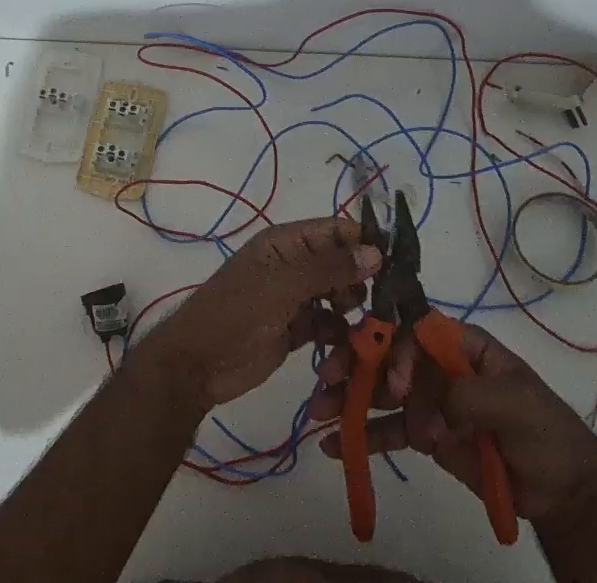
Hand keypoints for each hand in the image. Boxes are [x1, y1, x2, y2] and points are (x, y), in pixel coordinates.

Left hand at [132, 217, 382, 410]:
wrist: (198, 365)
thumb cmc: (235, 314)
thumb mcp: (282, 287)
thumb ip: (329, 268)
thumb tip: (375, 252)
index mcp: (285, 243)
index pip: (335, 230)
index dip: (365, 241)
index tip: (398, 264)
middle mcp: (293, 265)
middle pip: (341, 263)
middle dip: (364, 280)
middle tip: (383, 303)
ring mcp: (295, 298)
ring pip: (339, 295)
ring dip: (354, 310)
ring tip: (364, 328)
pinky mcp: (297, 329)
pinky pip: (330, 324)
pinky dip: (341, 334)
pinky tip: (349, 348)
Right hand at [311, 321, 596, 521]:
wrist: (561, 490)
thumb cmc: (546, 433)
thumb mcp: (515, 404)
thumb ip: (468, 393)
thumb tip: (421, 396)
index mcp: (462, 346)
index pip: (416, 331)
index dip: (396, 349)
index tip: (394, 385)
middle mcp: (438, 366)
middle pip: (387, 355)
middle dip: (356, 366)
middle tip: (326, 382)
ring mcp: (428, 400)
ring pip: (379, 392)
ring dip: (349, 399)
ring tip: (319, 414)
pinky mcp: (422, 434)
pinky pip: (386, 430)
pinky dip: (361, 436)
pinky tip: (333, 446)